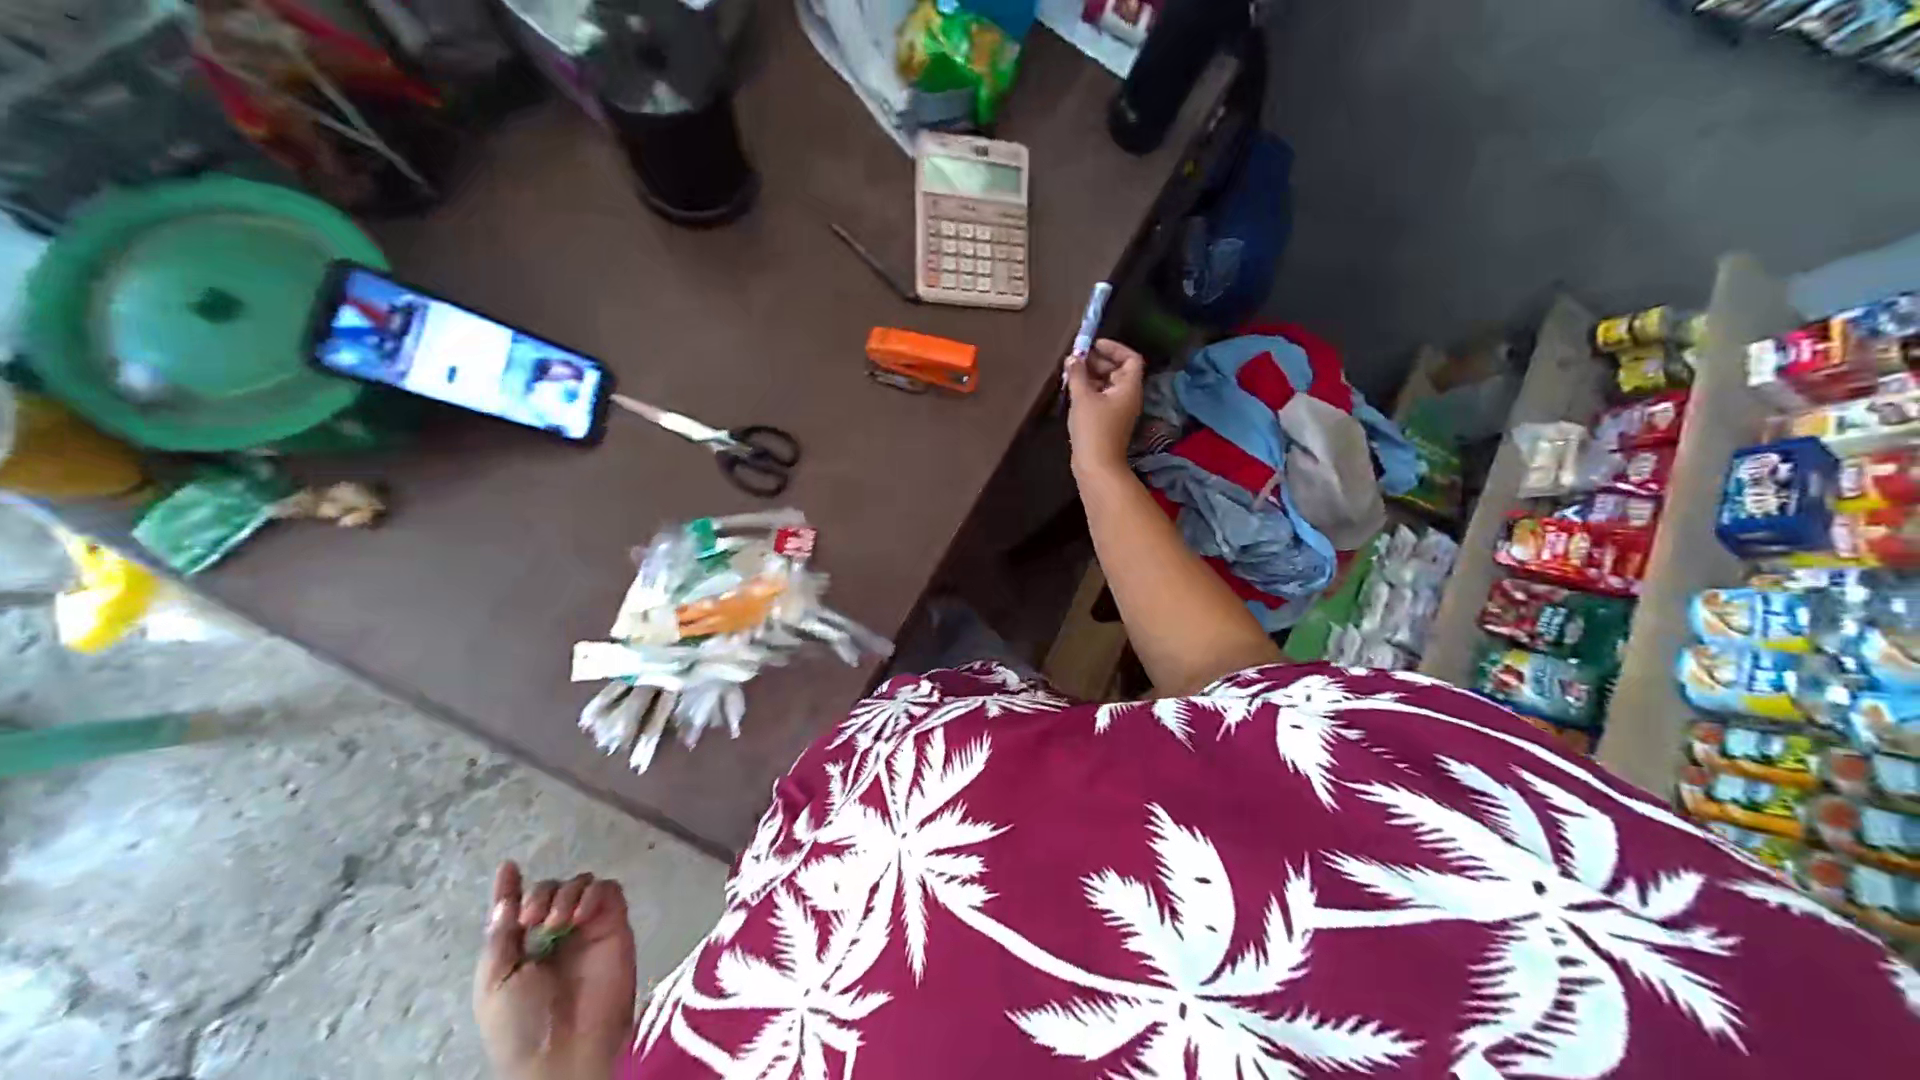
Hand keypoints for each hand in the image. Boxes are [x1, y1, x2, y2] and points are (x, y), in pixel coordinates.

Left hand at [474, 862, 636, 1079]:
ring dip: (566, 893)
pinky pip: (610, 892)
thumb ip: (500, 937)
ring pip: (582, 884)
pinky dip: (594, 894)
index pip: (519, 907)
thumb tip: (505, 893)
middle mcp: (556, 934)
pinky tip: (579, 915)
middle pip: (553, 888)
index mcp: (522, 949)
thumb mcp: (494, 984)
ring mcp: (588, 929)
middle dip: (541, 893)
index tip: (508, 867)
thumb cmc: (521, 1025)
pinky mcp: (615, 926)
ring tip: (556, 923)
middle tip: (534, 920)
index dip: (512, 887)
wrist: (565, 1050)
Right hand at [1066, 338, 1145, 477]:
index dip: (1114, 348)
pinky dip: (1090, 390)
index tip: (1094, 345)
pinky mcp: (1108, 421)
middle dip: (1098, 361)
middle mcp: (1128, 396)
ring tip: (1071, 373)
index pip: (1130, 358)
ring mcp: (1119, 410)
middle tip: (1076, 358)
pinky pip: (1102, 398)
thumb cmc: (1093, 428)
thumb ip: (1077, 374)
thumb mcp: (1083, 397)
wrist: (1097, 465)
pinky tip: (1073, 390)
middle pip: (1118, 370)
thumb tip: (1073, 358)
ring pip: (1108, 384)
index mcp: (1129, 387)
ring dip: (1091, 376)